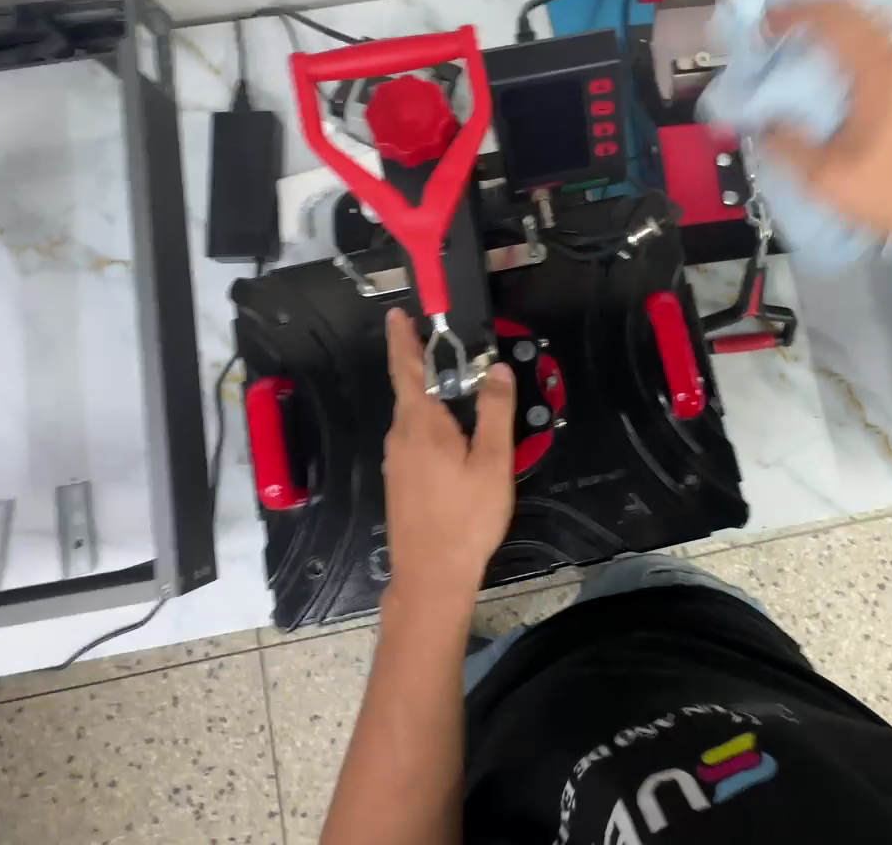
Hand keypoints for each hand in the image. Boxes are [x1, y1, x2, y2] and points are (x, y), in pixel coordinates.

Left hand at [380, 308, 516, 609]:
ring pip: (413, 416)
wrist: (431, 576)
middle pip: (410, 390)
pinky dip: (430, 421)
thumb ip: (494, 411)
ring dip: (430, 395)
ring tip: (457, 386)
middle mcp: (401, 436)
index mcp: (420, 424)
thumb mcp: (492, 461)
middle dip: (424, 364)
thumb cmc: (465, 517)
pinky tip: (452, 435)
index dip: (401, 339)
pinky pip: (414, 437)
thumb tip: (495, 369)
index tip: (396, 314)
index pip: (406, 369)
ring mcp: (397, 460)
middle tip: (445, 344)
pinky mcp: (400, 480)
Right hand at [760, 0, 891, 247]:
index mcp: (881, 70)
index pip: (835, 14)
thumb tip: (762, 123)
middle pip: (855, 11)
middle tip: (778, 31)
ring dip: (834, 33)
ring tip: (802, 53)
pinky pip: (884, 49)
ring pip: (871, 29)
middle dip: (811, 15)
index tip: (765, 24)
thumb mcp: (825, 178)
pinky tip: (836, 78)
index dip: (794, 10)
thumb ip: (785, 144)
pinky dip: (853, 51)